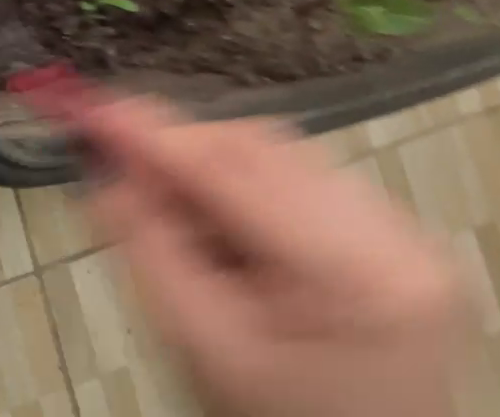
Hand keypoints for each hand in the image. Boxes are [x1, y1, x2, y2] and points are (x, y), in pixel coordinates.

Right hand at [77, 98, 470, 416]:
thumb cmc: (273, 412)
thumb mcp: (195, 336)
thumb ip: (148, 240)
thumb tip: (107, 158)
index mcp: (351, 276)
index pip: (232, 174)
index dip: (153, 136)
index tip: (92, 112)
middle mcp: (396, 240)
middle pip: (259, 149)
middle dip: (182, 152)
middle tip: (129, 177)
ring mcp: (407, 232)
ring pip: (276, 152)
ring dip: (212, 168)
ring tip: (190, 223)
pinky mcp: (398, 231)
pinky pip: (300, 171)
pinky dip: (245, 182)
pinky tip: (233, 231)